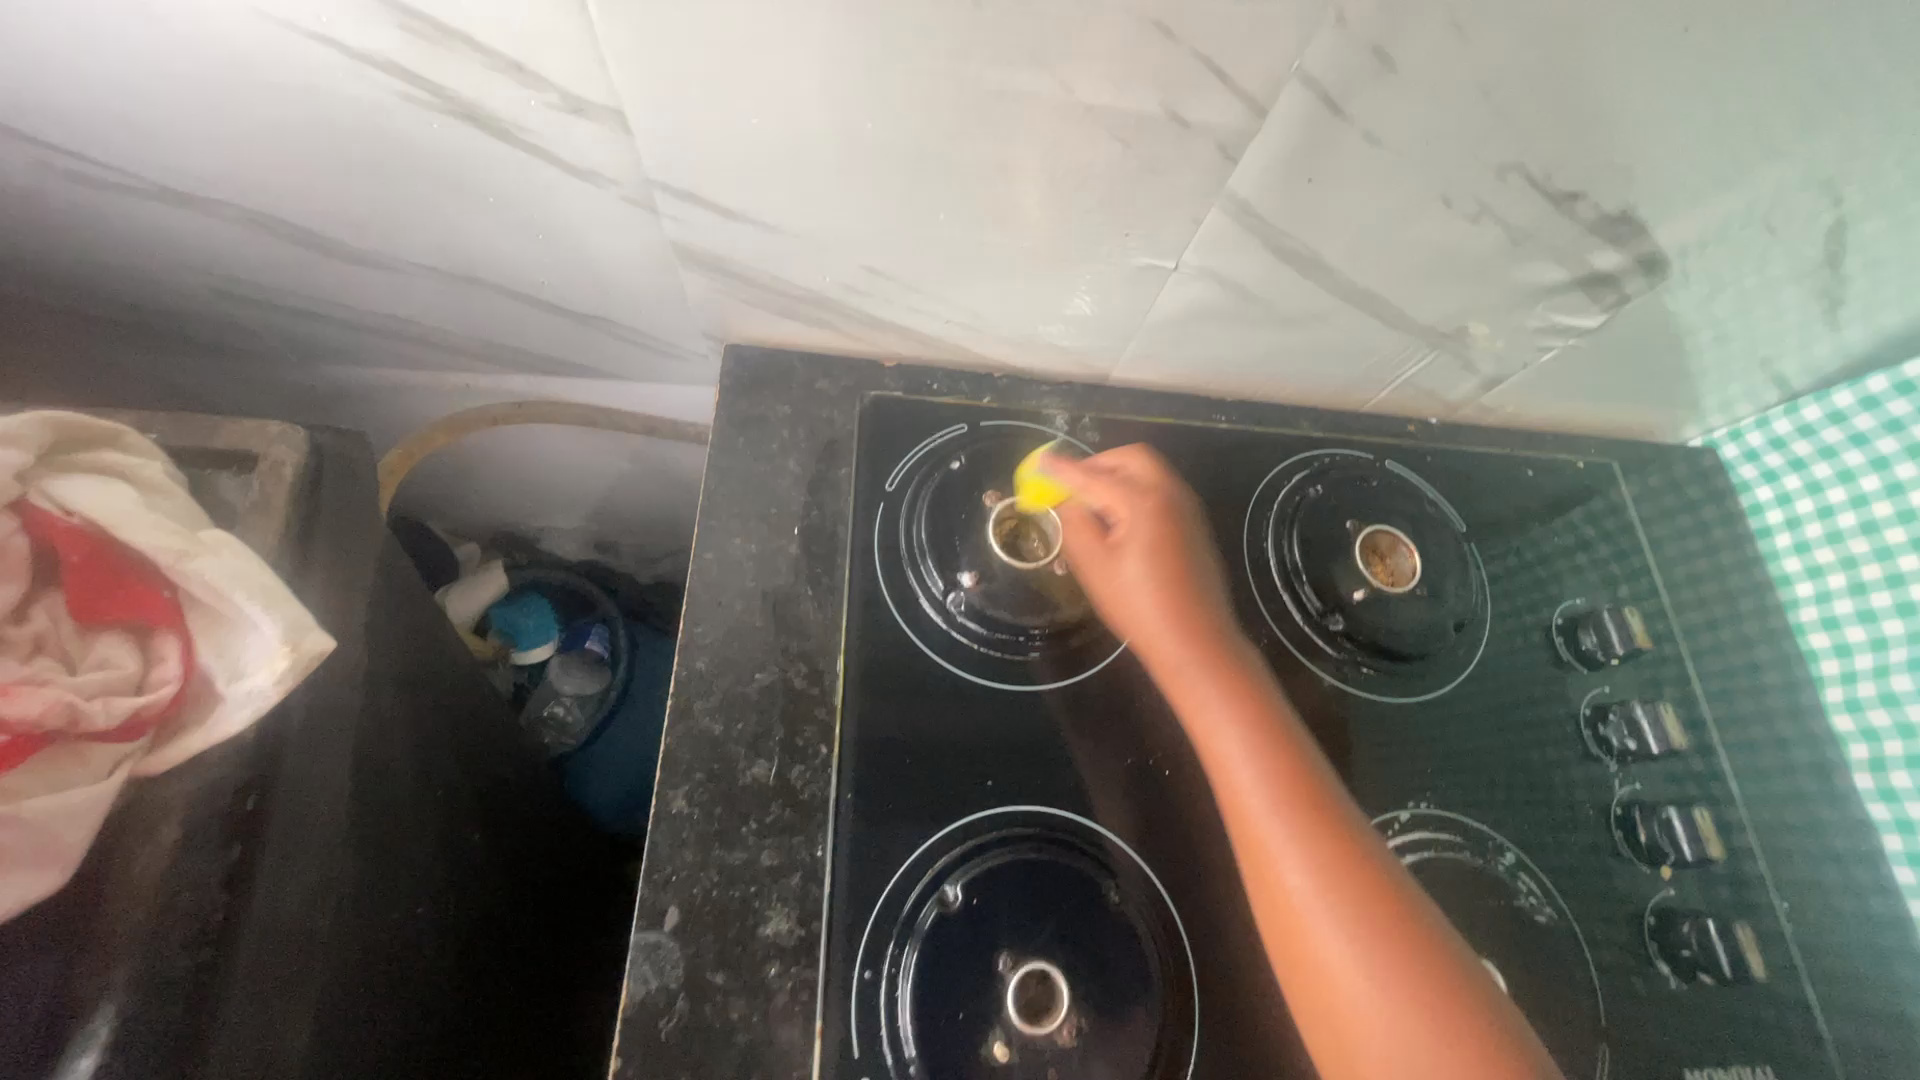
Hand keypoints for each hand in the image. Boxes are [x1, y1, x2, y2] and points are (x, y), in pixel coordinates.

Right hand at [1038, 444, 1242, 669]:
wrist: (1196, 641)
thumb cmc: (1139, 606)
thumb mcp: (1094, 566)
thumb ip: (1074, 523)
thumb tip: (1063, 500)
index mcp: (1143, 500)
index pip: (1092, 476)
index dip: (1061, 469)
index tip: (1039, 463)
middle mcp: (1170, 493)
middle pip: (1130, 458)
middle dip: (1097, 464)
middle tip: (1071, 486)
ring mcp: (1187, 508)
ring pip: (1149, 472)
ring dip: (1117, 476)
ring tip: (1091, 504)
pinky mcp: (1194, 525)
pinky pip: (1160, 491)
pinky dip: (1135, 491)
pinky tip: (1119, 522)